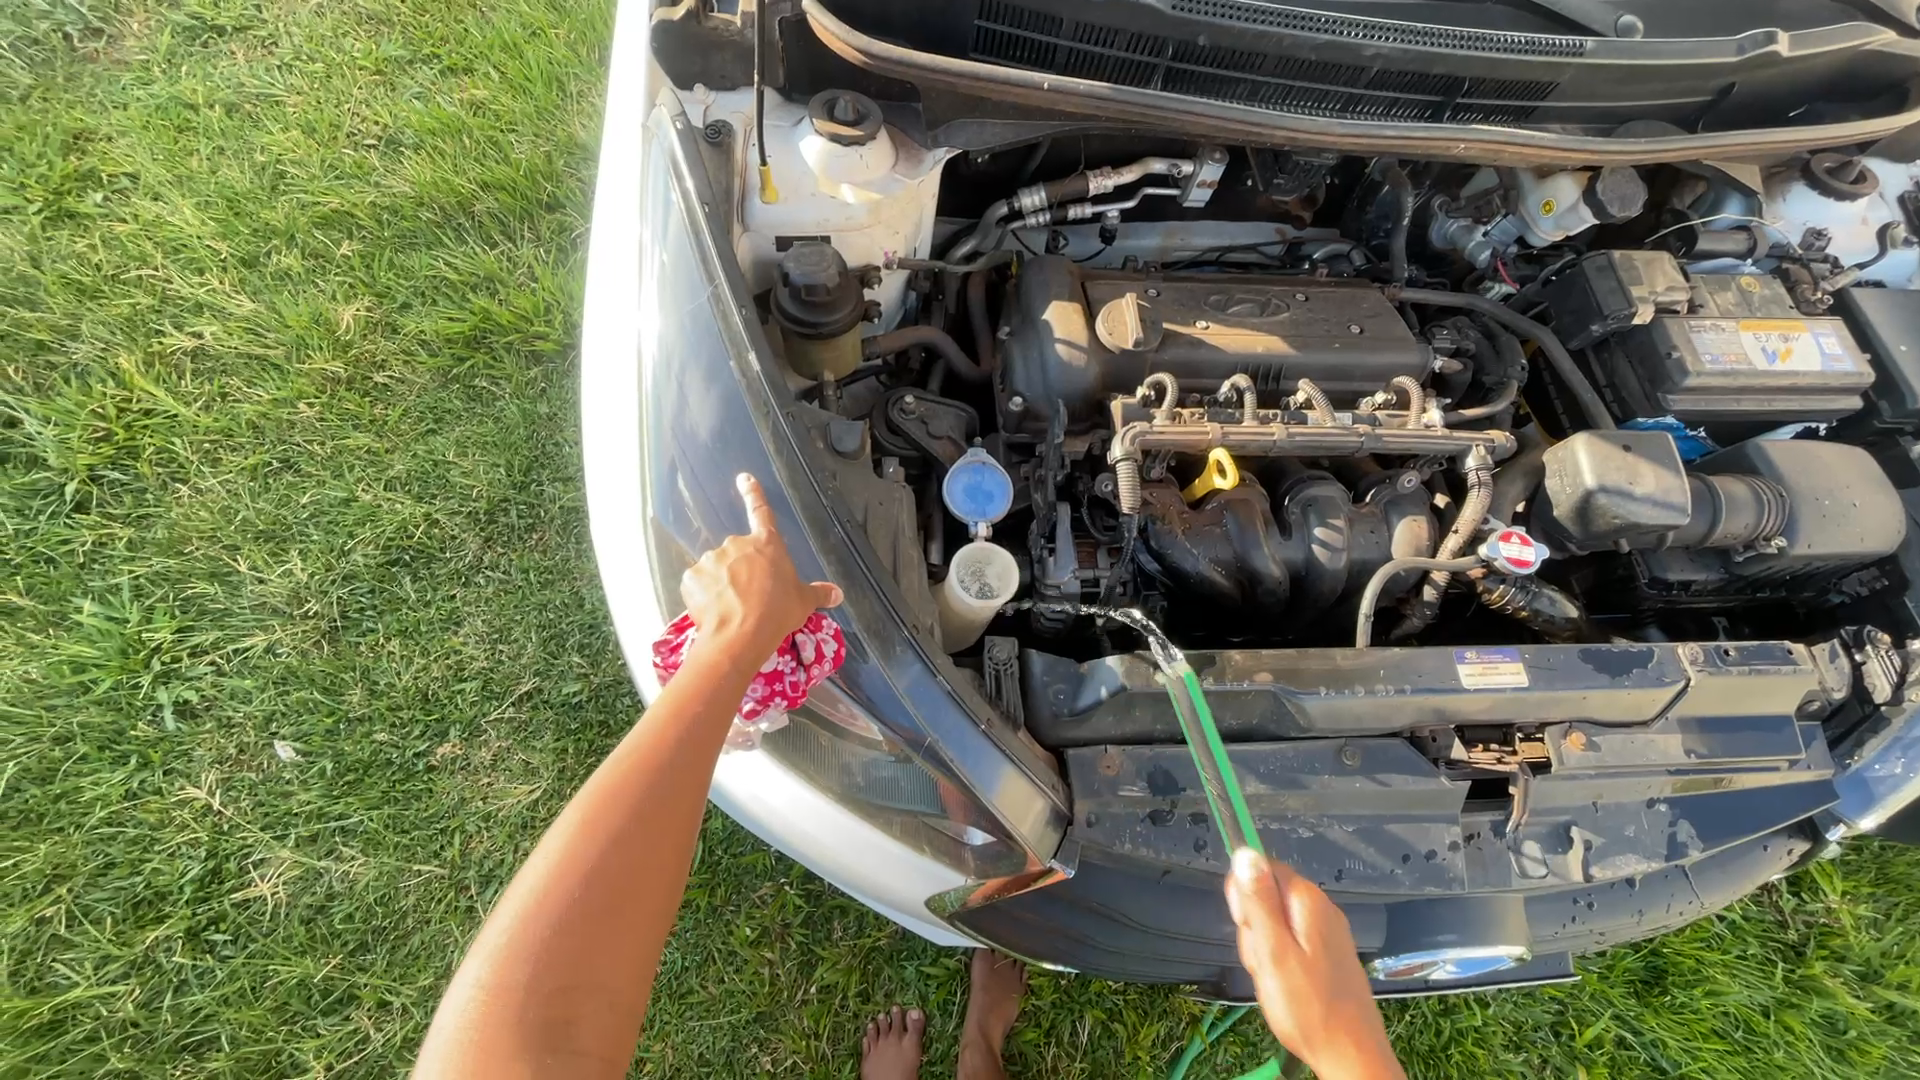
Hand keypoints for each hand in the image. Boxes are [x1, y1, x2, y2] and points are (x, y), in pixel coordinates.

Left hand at [678, 474, 842, 662]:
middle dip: (742, 569)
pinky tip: (714, 611)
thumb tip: (838, 594)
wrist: (740, 635)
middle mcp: (737, 544)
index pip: (761, 512)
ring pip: (717, 569)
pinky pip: (699, 584)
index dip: (753, 494)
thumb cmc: (778, 612)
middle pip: (739, 552)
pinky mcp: (691, 578)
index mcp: (767, 544)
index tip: (744, 479)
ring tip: (732, 608)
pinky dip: (705, 595)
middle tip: (750, 596)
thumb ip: (819, 594)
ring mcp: (711, 559)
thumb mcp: (804, 602)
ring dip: (722, 583)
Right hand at [1225, 849, 1404, 1079]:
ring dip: (1266, 948)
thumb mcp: (1272, 950)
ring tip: (1276, 978)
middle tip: (1264, 962)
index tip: (1248, 928)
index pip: (1261, 868)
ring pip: (1277, 922)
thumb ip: (1257, 899)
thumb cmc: (1307, 1005)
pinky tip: (1286, 986)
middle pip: (1268, 896)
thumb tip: (1244, 850)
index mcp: (1307, 899)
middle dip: (1255, 927)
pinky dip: (1282, 961)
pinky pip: (1293, 942)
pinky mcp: (1329, 954)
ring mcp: (1328, 932)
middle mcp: (1321, 907)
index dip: (1245, 895)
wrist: (1352, 1059)